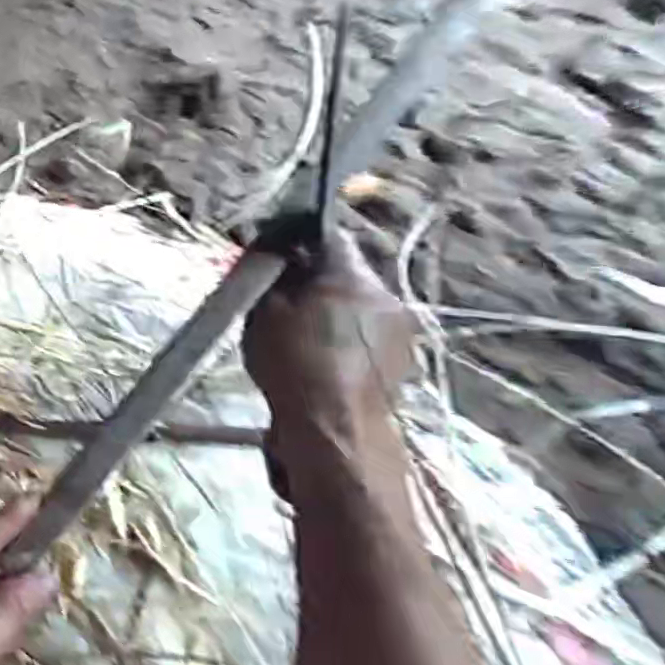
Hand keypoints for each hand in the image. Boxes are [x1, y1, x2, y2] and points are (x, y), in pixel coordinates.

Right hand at [243, 232, 414, 478]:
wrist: (333, 428)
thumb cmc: (292, 361)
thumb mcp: (263, 309)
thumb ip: (272, 273)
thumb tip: (274, 247)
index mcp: (354, 277)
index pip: (330, 236)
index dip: (297, 238)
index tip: (271, 251)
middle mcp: (387, 297)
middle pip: (344, 272)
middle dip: (311, 277)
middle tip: (274, 293)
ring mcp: (400, 331)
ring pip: (355, 303)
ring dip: (327, 306)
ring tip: (292, 328)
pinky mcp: (400, 360)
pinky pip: (364, 331)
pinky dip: (340, 333)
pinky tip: (315, 354)